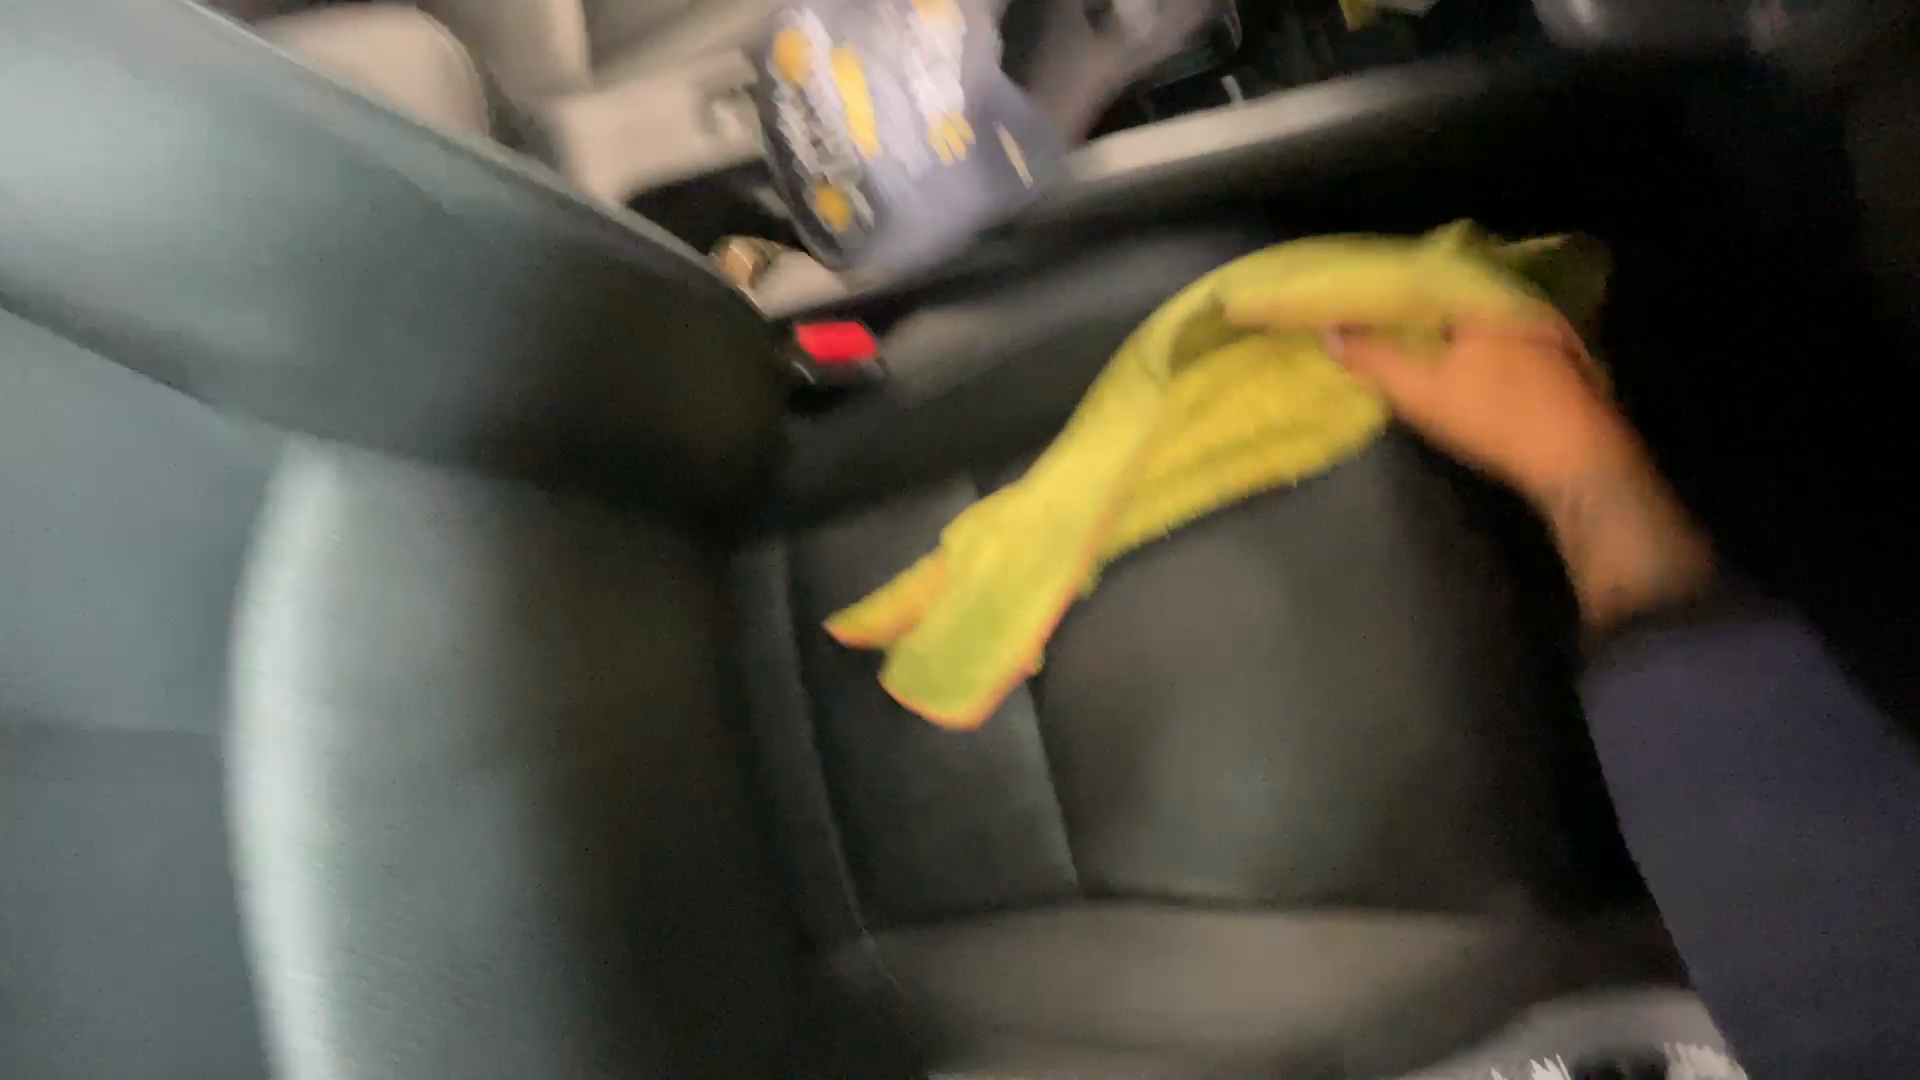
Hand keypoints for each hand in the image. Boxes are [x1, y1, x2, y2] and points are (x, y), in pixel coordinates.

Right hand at [1320, 322, 1716, 628]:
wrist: (1577, 461)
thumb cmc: (1493, 416)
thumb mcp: (1418, 389)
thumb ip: (1371, 358)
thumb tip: (1328, 333)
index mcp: (1489, 301)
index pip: (1432, 279)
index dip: (1394, 290)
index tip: (1364, 301)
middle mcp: (1525, 307)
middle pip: (1460, 301)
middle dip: (1422, 312)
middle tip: (1385, 323)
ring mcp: (1551, 336)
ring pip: (1486, 323)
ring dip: (1451, 332)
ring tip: (1417, 343)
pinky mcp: (1564, 365)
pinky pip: (1506, 343)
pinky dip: (1478, 349)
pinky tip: (1464, 368)